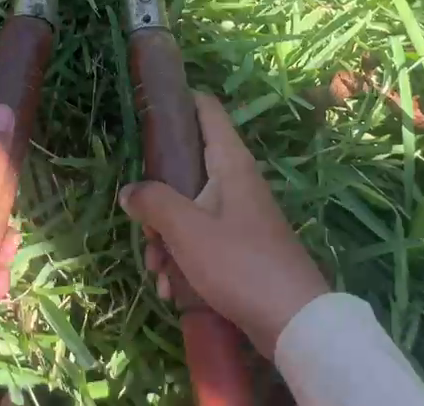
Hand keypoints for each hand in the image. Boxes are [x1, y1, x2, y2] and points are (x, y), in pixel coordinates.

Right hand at [118, 93, 328, 357]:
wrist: (294, 322)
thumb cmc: (239, 262)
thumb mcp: (186, 230)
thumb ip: (154, 203)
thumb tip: (129, 191)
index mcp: (229, 161)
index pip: (205, 107)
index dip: (177, 100)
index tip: (147, 112)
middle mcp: (236, 179)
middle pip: (186, 166)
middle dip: (157, 197)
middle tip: (144, 226)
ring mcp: (240, 213)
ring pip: (189, 208)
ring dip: (166, 237)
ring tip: (157, 272)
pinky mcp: (242, 245)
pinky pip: (202, 239)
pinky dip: (183, 259)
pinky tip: (172, 290)